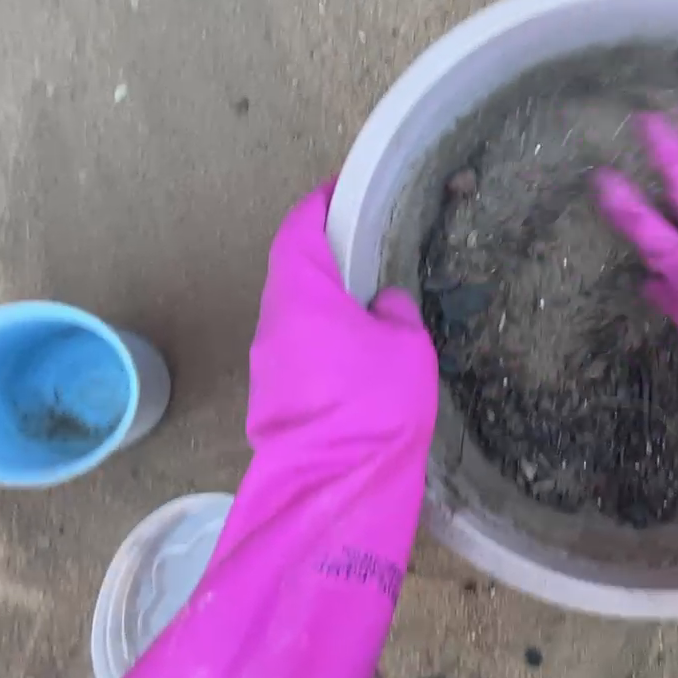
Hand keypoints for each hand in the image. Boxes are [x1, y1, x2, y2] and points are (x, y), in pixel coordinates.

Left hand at [228, 180, 438, 554]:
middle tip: (367, 248)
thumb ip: (395, 312)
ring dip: (326, 299)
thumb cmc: (376, 403)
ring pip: (297, 312)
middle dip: (326, 254)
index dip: (319, 206)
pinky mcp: (276, 393)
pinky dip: (325, 334)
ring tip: (370, 302)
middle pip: (294, 270)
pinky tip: (359, 351)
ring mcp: (270, 360)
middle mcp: (275, 321)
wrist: (336, 484)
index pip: (300, 231)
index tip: (341, 193)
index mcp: (303, 295)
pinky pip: (300, 345)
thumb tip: (382, 301)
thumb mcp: (406, 346)